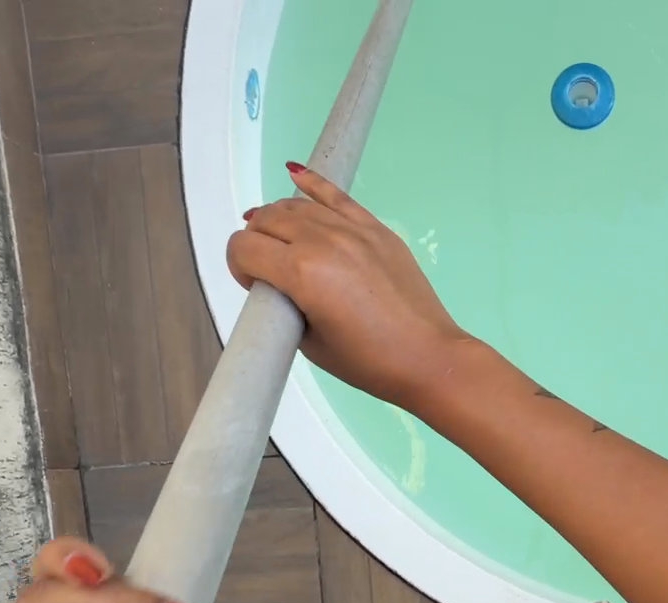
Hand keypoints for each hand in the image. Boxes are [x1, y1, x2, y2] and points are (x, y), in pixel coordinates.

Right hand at [229, 164, 476, 408]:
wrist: (428, 358)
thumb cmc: (372, 363)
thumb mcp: (312, 345)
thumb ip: (285, 306)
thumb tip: (276, 284)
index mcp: (302, 273)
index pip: (244, 248)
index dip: (238, 268)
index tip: (253, 287)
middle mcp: (324, 242)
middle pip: (265, 220)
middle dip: (256, 243)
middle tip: (267, 271)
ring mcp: (354, 231)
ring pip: (296, 206)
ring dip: (278, 220)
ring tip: (280, 242)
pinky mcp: (377, 230)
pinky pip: (337, 196)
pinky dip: (312, 183)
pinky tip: (294, 173)